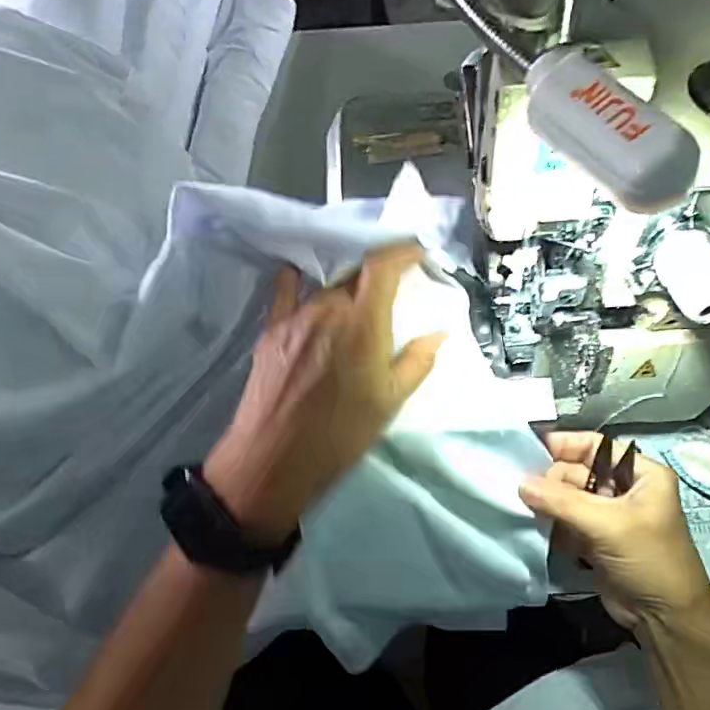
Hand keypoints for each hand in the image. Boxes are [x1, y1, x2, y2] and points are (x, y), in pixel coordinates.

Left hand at [205, 243, 444, 540]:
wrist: (274, 459)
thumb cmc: (340, 434)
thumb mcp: (390, 402)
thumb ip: (417, 361)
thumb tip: (438, 333)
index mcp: (362, 324)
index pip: (382, 266)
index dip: (401, 251)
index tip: (416, 252)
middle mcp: (327, 309)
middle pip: (354, 274)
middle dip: (377, 273)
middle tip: (392, 287)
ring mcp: (295, 317)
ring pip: (325, 286)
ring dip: (345, 286)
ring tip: (356, 299)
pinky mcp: (271, 330)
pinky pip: (285, 292)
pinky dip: (298, 280)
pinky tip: (301, 277)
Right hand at [517, 433, 709, 634]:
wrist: (665, 618)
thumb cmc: (649, 560)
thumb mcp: (608, 525)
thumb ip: (563, 502)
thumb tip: (521, 483)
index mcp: (641, 474)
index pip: (597, 447)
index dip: (565, 444)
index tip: (529, 449)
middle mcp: (625, 490)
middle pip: (577, 473)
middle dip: (551, 480)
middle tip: (521, 488)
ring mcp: (609, 517)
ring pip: (568, 499)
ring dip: (547, 503)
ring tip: (522, 506)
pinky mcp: (595, 541)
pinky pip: (566, 522)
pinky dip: (551, 524)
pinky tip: (533, 525)